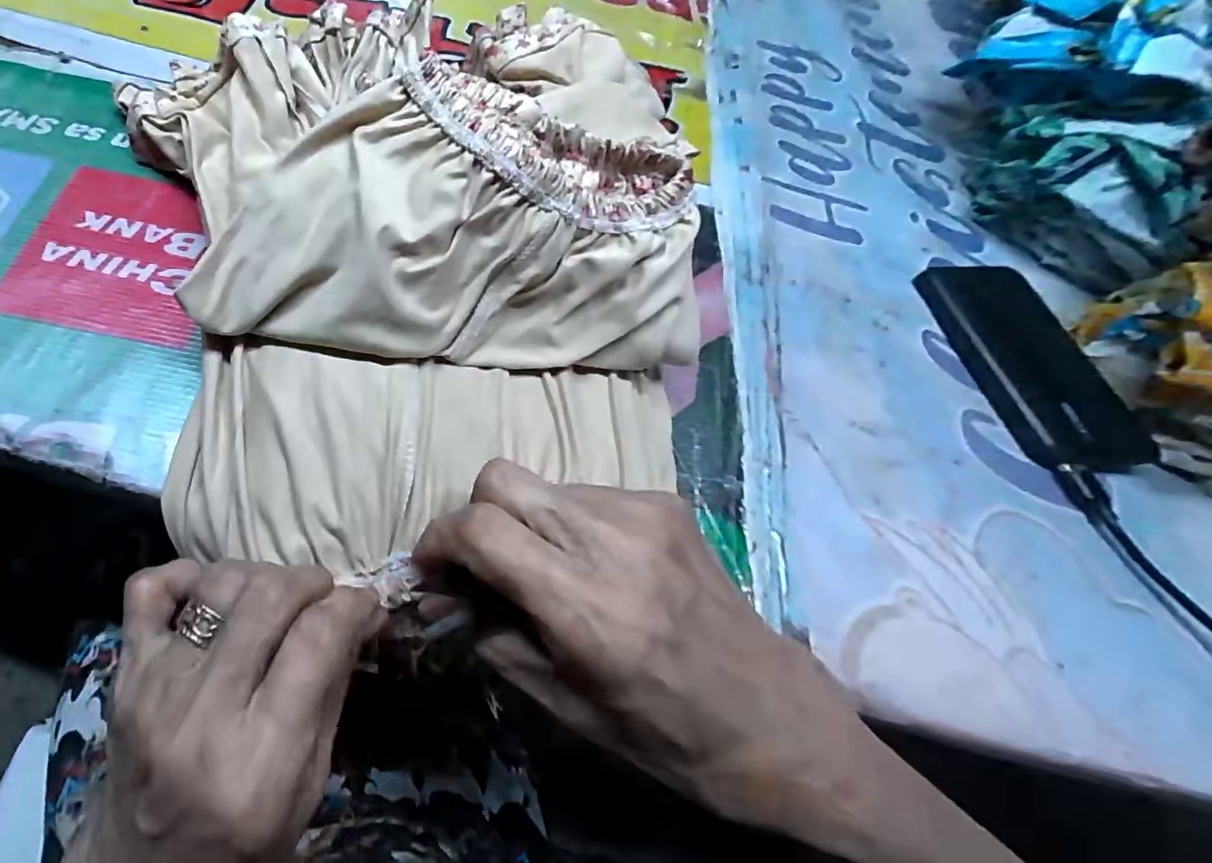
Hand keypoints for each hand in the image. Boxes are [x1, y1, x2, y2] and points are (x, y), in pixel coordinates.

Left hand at [69, 560, 383, 862]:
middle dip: (309, 581)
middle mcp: (203, 715)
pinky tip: (209, 589)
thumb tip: (360, 612)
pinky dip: (184, 573)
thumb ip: (331, 690)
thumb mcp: (307, 784)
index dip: (349, 606)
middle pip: (267, 600)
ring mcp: (155, 685)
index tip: (363, 600)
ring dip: (260, 574)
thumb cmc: (241, 838)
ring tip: (275, 594)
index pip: (314, 643)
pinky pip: (147, 588)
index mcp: (260, 763)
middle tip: (323, 592)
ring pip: (216, 583)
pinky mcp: (124, 669)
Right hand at [414, 460, 1016, 862]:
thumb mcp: (561, 701)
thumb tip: (435, 594)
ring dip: (520, 518)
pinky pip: (581, 490)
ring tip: (542, 566)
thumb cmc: (663, 733)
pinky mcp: (664, 502)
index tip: (431, 564)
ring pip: (537, 481)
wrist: (780, 725)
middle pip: (499, 479)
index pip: (480, 529)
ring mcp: (643, 513)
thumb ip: (487, 635)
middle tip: (480, 560)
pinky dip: (563, 519)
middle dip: (472, 514)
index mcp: (586, 606)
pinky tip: (590, 561)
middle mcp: (612, 542)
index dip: (438, 538)